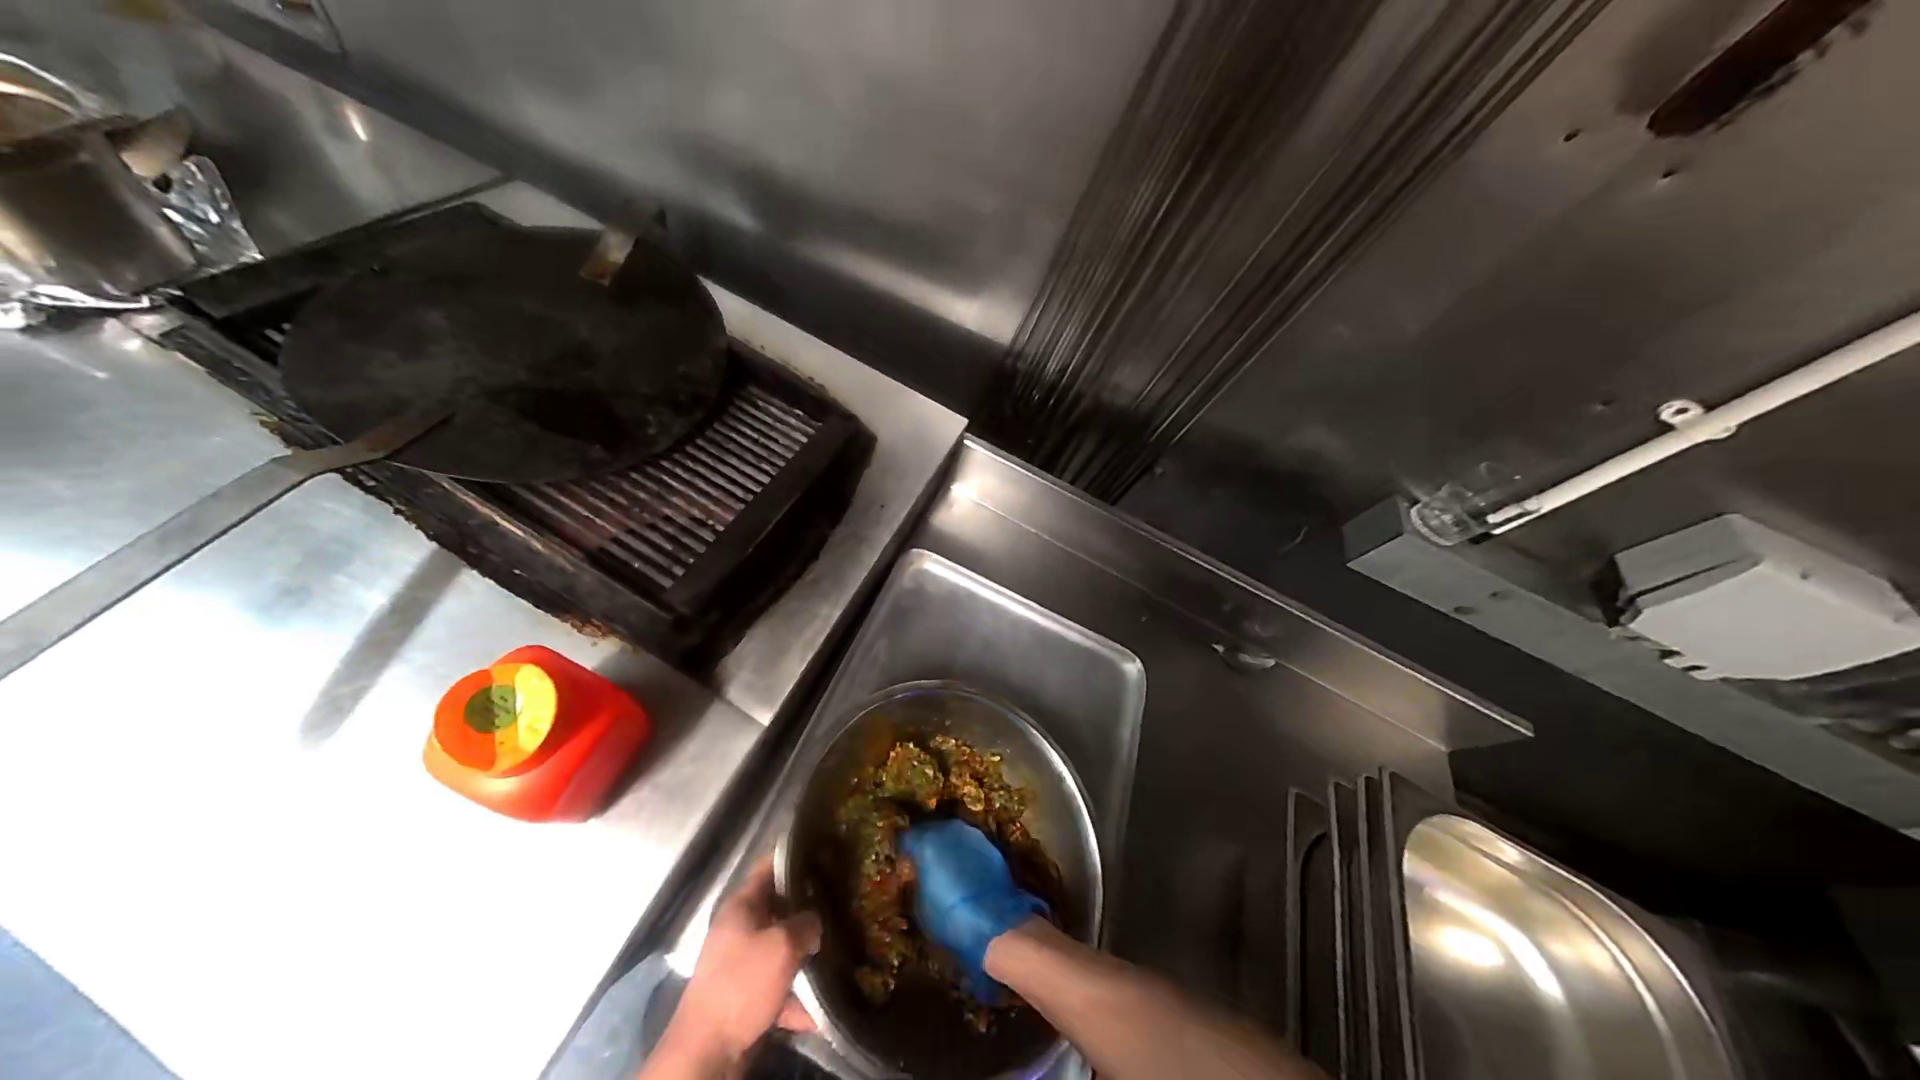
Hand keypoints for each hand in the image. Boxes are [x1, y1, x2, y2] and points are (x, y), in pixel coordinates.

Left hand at [644, 857, 821, 1079]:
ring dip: (807, 958)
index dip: (794, 858)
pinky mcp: (746, 997)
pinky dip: (798, 998)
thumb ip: (806, 924)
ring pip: (783, 950)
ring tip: (839, 957)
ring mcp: (742, 964)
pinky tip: (821, 1011)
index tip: (825, 856)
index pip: (768, 867)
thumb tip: (815, 922)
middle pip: (780, 910)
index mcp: (741, 906)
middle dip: (809, 911)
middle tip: (841, 906)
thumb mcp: (782, 945)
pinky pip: (779, 988)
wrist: (707, 1050)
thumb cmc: (742, 984)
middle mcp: (739, 929)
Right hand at [898, 820, 1047, 996]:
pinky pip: (969, 845)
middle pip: (930, 830)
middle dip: (924, 844)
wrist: (997, 925)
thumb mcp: (919, 905)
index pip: (904, 837)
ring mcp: (973, 835)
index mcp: (925, 841)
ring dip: (946, 847)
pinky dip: (964, 854)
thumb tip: (913, 874)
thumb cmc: (949, 918)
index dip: (902, 850)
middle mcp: (948, 829)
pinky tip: (964, 872)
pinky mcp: (992, 846)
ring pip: (952, 835)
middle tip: (920, 864)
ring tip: (943, 868)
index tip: (901, 863)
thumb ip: (914, 881)